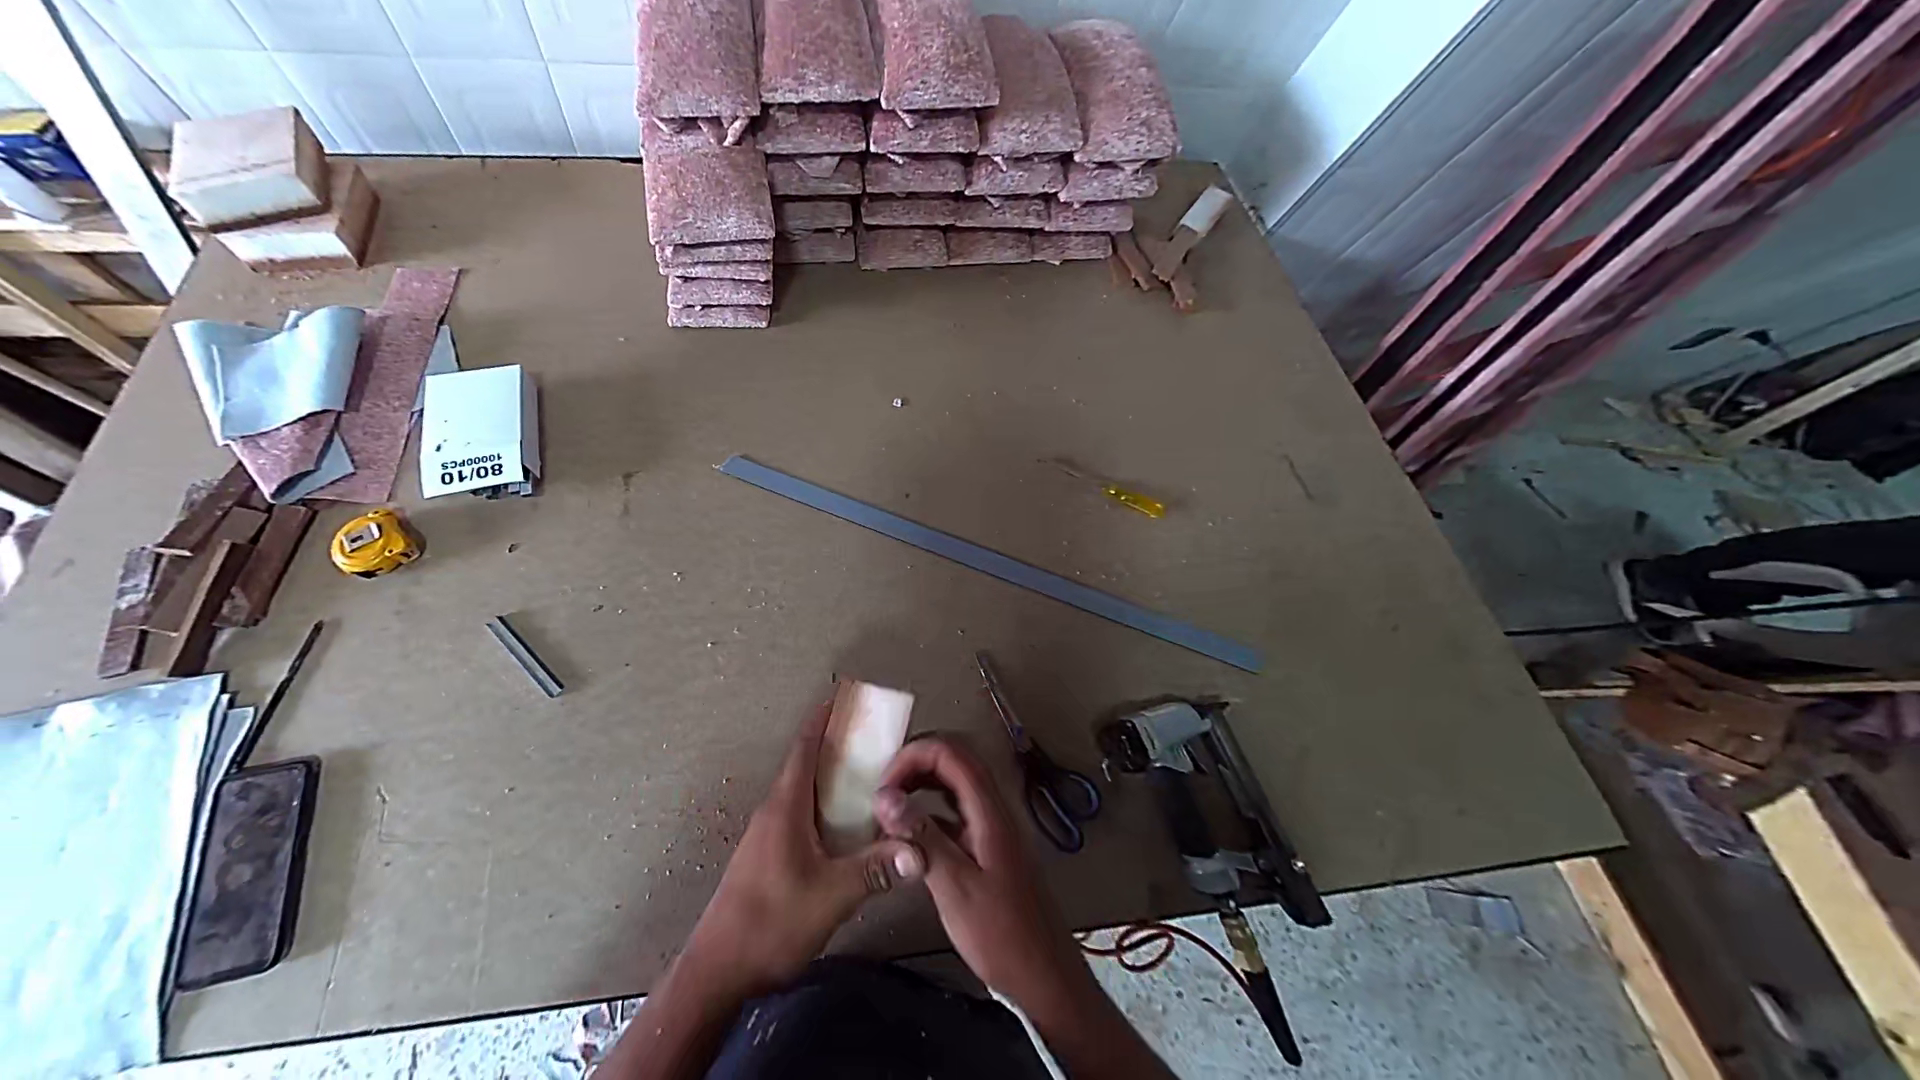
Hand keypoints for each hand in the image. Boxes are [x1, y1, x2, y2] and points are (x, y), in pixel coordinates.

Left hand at [682, 700, 925, 996]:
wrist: (717, 971)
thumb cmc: (770, 922)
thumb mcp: (831, 896)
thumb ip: (876, 870)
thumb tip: (919, 852)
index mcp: (785, 807)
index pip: (805, 748)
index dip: (824, 719)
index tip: (845, 697)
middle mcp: (774, 812)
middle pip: (807, 765)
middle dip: (838, 747)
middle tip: (875, 738)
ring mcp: (768, 836)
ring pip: (805, 793)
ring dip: (833, 779)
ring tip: (871, 777)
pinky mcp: (769, 858)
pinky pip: (802, 817)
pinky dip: (827, 808)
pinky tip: (850, 827)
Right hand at [871, 736, 1092, 1015]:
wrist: (1045, 975)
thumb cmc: (1001, 934)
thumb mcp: (954, 886)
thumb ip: (921, 837)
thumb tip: (884, 796)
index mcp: (990, 811)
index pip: (952, 753)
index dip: (914, 755)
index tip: (883, 783)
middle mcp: (995, 809)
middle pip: (956, 760)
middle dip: (916, 763)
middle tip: (883, 790)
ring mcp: (995, 827)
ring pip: (957, 784)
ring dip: (923, 784)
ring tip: (890, 807)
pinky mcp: (991, 846)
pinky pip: (958, 810)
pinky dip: (932, 810)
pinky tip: (911, 834)